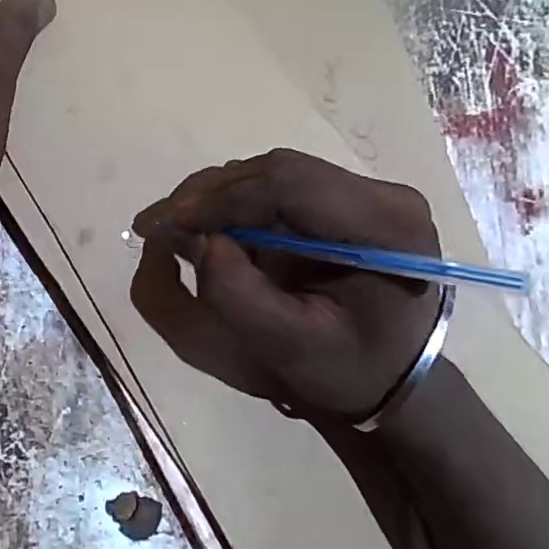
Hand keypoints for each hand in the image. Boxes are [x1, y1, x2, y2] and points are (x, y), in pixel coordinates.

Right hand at [128, 149, 444, 420]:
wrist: (394, 378)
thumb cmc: (351, 371)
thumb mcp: (293, 348)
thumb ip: (240, 297)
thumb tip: (197, 241)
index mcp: (383, 225)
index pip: (290, 184)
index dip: (222, 199)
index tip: (168, 224)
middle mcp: (377, 195)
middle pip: (276, 170)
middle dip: (208, 195)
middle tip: (153, 225)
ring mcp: (358, 194)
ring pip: (268, 174)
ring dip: (214, 197)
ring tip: (171, 227)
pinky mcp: (337, 202)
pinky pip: (272, 189)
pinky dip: (229, 205)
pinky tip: (202, 227)